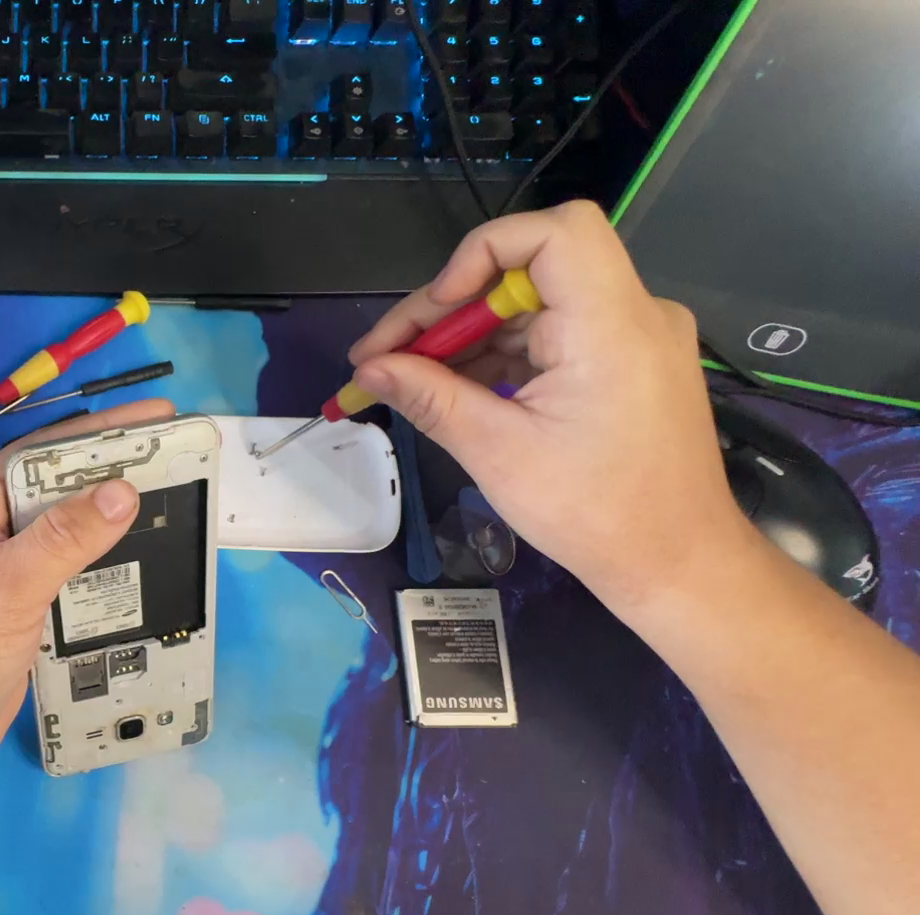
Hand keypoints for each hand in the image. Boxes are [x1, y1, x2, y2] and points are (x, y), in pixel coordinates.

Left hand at [0, 400, 175, 783]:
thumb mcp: (4, 589)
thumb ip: (62, 538)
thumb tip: (122, 490)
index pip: (38, 456)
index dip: (96, 434)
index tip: (155, 419)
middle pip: (56, 491)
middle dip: (111, 472)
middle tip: (175, 459)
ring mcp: (4, 575)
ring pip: (66, 534)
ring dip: (111, 520)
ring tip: (169, 503)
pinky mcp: (21, 611)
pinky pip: (68, 574)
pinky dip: (103, 565)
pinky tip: (139, 562)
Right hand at [346, 201, 750, 606]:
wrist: (670, 558)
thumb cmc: (589, 508)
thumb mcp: (494, 451)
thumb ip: (429, 397)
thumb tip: (367, 370)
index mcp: (610, 327)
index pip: (554, 234)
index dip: (481, 254)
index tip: (433, 311)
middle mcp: (627, 315)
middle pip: (521, 274)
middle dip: (441, 311)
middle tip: (376, 359)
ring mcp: (623, 339)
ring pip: (523, 308)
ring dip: (456, 338)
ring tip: (397, 380)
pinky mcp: (614, 364)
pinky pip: (539, 339)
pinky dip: (486, 358)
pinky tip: (443, 389)